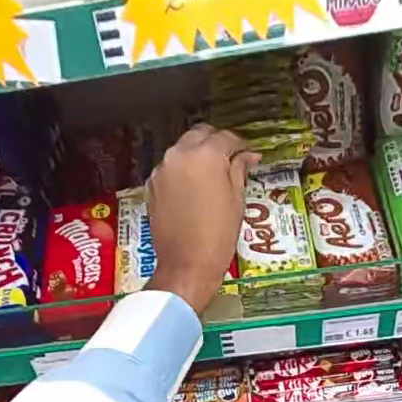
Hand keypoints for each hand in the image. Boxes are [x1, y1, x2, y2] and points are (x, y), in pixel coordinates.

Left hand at [144, 124, 258, 312]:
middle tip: (230, 160)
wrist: (187, 265)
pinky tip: (193, 189)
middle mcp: (179, 155)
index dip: (241, 145)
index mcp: (205, 155)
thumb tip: (247, 155)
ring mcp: (162, 170)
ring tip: (211, 176)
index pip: (226, 137)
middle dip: (216, 143)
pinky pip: (170, 169)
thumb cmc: (219, 235)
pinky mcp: (152, 186)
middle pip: (200, 135)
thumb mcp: (237, 200)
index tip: (248, 155)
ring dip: (197, 156)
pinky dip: (182, 172)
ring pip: (182, 150)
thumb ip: (239, 170)